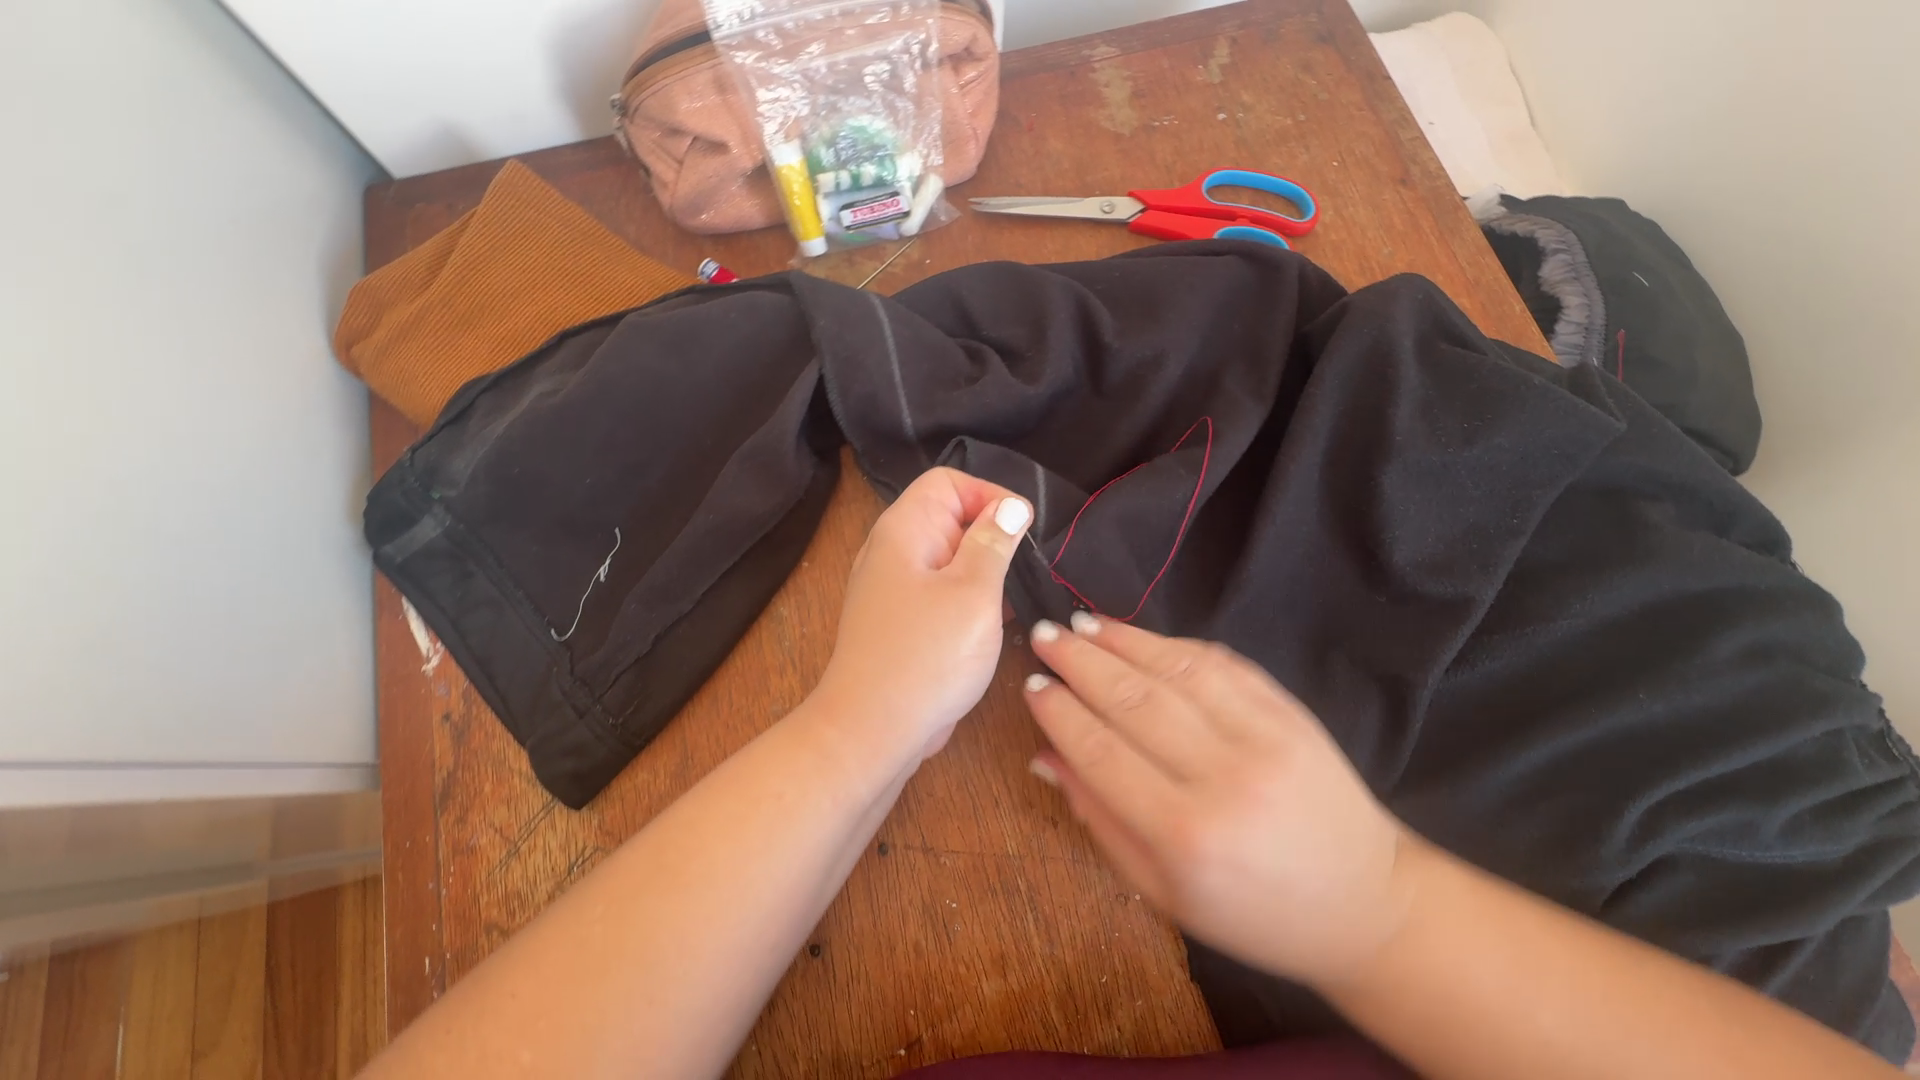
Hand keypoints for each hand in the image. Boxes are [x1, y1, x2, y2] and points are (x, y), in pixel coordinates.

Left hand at [814, 467, 1031, 759]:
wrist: (873, 731)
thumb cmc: (927, 656)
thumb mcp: (973, 592)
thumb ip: (994, 542)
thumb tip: (1011, 505)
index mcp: (904, 530)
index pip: (948, 482)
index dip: (989, 495)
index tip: (1023, 530)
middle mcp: (893, 552)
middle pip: (949, 519)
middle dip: (992, 537)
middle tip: (1022, 571)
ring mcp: (895, 590)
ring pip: (949, 560)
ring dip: (984, 574)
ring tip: (1013, 601)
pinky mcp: (902, 623)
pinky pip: (941, 594)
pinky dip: (970, 601)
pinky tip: (996, 627)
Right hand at [1023, 614, 1419, 988]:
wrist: (1365, 904)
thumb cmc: (1251, 913)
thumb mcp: (1162, 890)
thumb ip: (1100, 819)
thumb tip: (1045, 757)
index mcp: (1184, 833)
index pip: (1101, 751)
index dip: (1060, 713)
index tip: (1031, 686)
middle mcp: (1224, 776)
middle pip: (1134, 700)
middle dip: (1080, 662)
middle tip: (1044, 636)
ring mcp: (1264, 737)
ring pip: (1177, 669)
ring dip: (1123, 640)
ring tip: (1082, 625)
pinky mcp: (1290, 713)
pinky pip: (1223, 664)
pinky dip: (1175, 644)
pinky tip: (1141, 637)